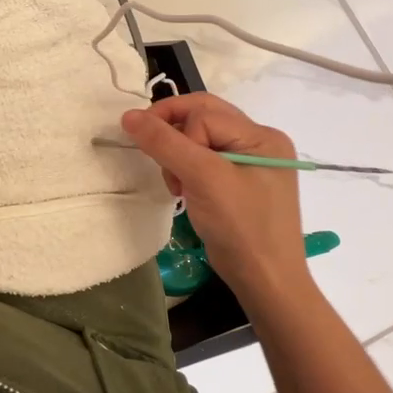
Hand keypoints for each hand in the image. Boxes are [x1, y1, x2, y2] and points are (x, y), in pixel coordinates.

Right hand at [120, 93, 310, 299]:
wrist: (264, 279)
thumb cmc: (241, 225)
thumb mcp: (202, 178)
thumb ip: (164, 142)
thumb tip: (127, 115)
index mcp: (262, 136)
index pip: (202, 113)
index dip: (176, 133)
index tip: (169, 167)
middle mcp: (258, 142)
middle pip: (200, 117)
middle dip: (172, 137)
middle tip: (162, 163)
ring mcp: (248, 161)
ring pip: (196, 136)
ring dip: (176, 155)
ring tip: (178, 185)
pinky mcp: (235, 180)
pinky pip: (200, 156)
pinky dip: (183, 168)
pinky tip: (184, 189)